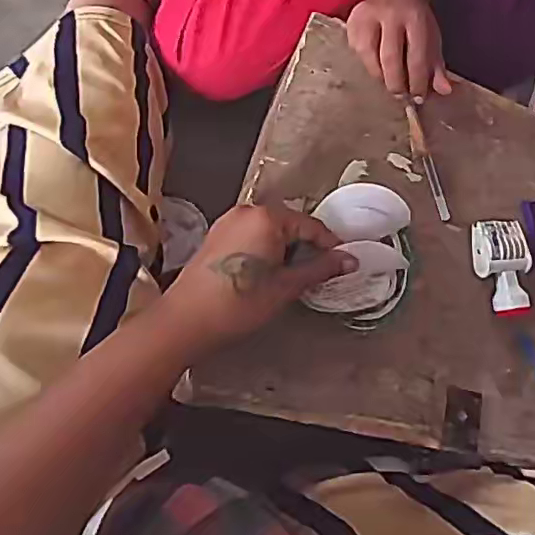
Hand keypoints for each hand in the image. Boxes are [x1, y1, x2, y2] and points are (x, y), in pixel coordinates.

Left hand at [155, 205, 355, 354]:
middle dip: (306, 247)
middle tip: (320, 272)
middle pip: (290, 224)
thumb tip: (351, 260)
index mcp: (267, 217)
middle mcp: (247, 211)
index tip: (342, 263)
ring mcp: (228, 222)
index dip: (330, 245)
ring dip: (286, 249)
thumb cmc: (239, 303)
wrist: (183, 323)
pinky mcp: (216, 236)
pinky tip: (268, 273)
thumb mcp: (286, 286)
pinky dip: (266, 249)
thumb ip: (320, 269)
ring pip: (270, 230)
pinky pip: (252, 235)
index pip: (311, 225)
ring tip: (294, 276)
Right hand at [347, 0, 453, 101]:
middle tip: (400, 95)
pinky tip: (375, 66)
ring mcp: (368, 15)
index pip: (416, 57)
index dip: (417, 81)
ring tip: (387, 82)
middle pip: (390, 58)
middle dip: (395, 83)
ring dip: (378, 75)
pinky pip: (356, 50)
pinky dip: (366, 63)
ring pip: (368, 55)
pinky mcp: (352, 19)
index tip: (418, 97)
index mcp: (416, 18)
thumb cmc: (417, 18)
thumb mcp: (431, 37)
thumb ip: (436, 65)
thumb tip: (444, 91)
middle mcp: (391, 14)